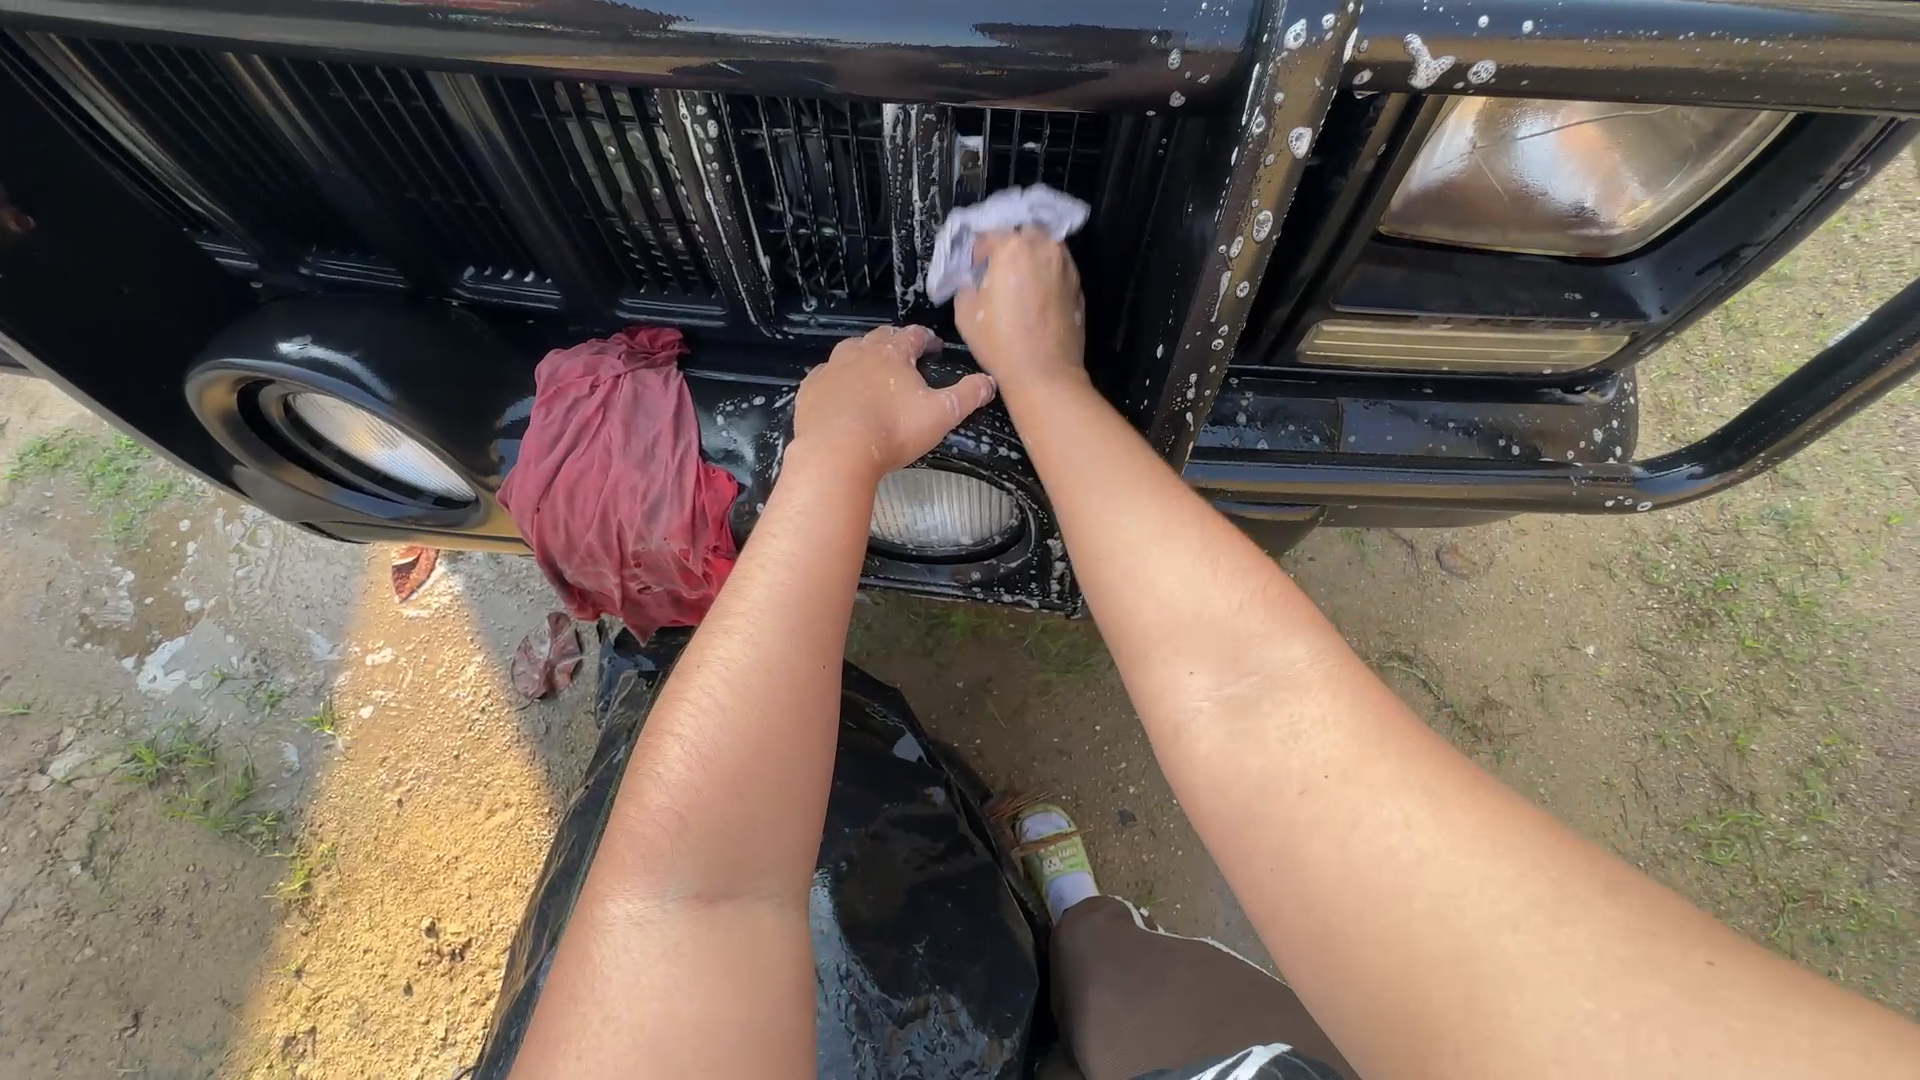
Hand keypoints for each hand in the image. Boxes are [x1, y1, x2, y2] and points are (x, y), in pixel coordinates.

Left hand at [792, 324, 996, 480]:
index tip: (934, 345)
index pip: (913, 335)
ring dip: (863, 355)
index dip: (926, 338)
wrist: (836, 452)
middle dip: (894, 342)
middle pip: (880, 338)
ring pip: (849, 351)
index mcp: (892, 353)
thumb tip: (989, 381)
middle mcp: (859, 352)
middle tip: (904, 354)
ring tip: (872, 367)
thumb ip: (967, 396)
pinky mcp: (811, 390)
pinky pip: (825, 375)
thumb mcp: (941, 415)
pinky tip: (840, 390)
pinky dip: (836, 378)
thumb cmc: (892, 430)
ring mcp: (831, 369)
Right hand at [953, 229, 1088, 395]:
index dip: (977, 250)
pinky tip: (1035, 295)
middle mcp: (1044, 248)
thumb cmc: (1002, 344)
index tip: (973, 266)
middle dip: (1008, 245)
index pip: (988, 234)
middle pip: (1022, 232)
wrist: (1045, 374)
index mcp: (1013, 248)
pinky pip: (1057, 268)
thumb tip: (973, 280)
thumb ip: (966, 284)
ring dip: (1030, 257)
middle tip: (996, 269)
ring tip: (1017, 281)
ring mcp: (1066, 266)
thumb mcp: (965, 313)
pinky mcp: (1078, 285)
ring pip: (1044, 247)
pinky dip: (1045, 273)